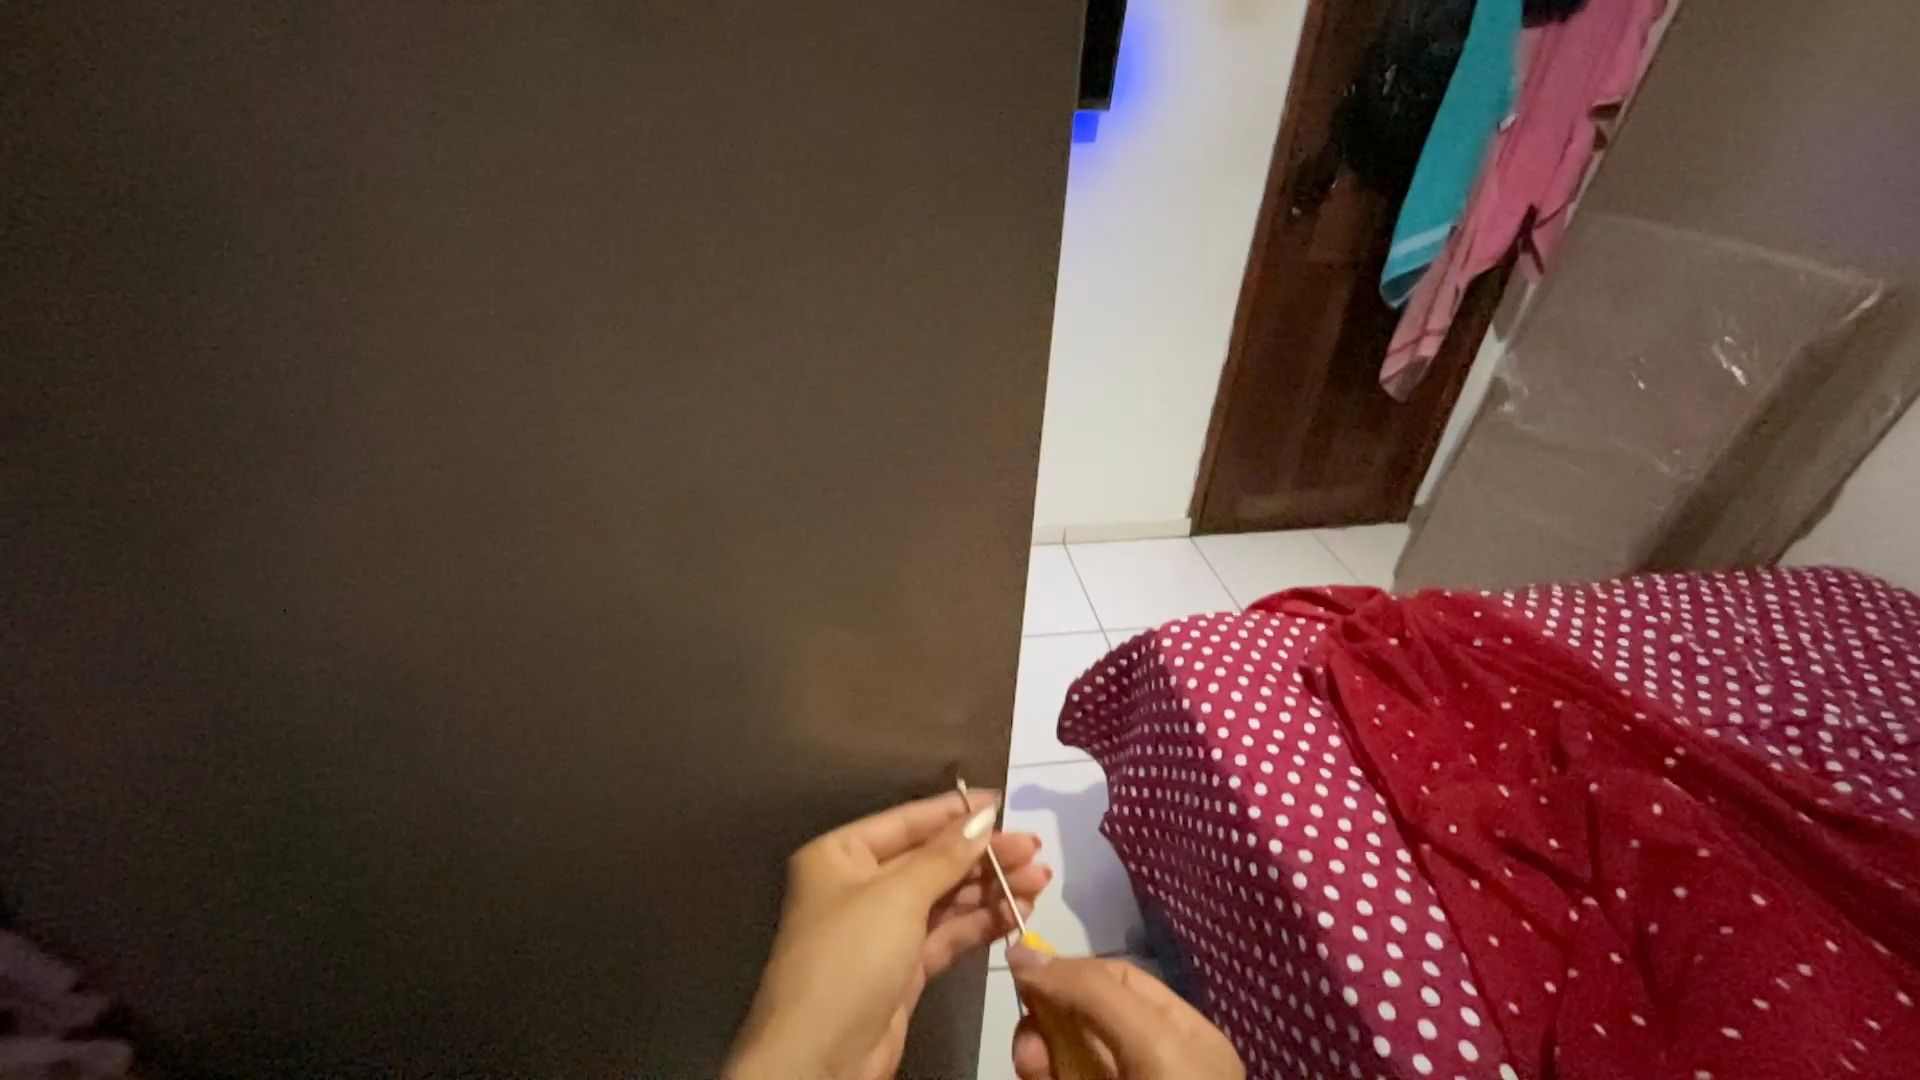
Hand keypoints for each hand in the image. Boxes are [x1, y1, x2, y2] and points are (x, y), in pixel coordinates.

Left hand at [727, 790, 1050, 1079]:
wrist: (819, 1063)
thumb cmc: (850, 957)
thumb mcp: (898, 896)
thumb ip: (946, 855)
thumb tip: (984, 815)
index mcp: (842, 855)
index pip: (909, 821)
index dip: (956, 811)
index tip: (1003, 803)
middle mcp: (861, 884)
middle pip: (932, 859)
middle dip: (983, 855)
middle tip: (1035, 849)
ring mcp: (883, 927)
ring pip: (945, 896)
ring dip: (991, 888)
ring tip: (1040, 879)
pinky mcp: (903, 966)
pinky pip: (948, 932)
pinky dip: (982, 921)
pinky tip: (1019, 912)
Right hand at [1007, 948, 1243, 1079]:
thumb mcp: (1153, 1045)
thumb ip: (1091, 992)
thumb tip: (1021, 951)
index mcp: (1182, 1035)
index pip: (1115, 980)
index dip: (1069, 971)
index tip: (1024, 975)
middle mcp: (1151, 1064)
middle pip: (1082, 1018)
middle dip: (1047, 1022)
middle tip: (1030, 1049)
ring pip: (1061, 1057)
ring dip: (1037, 1056)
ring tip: (1032, 1070)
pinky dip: (1040, 1078)